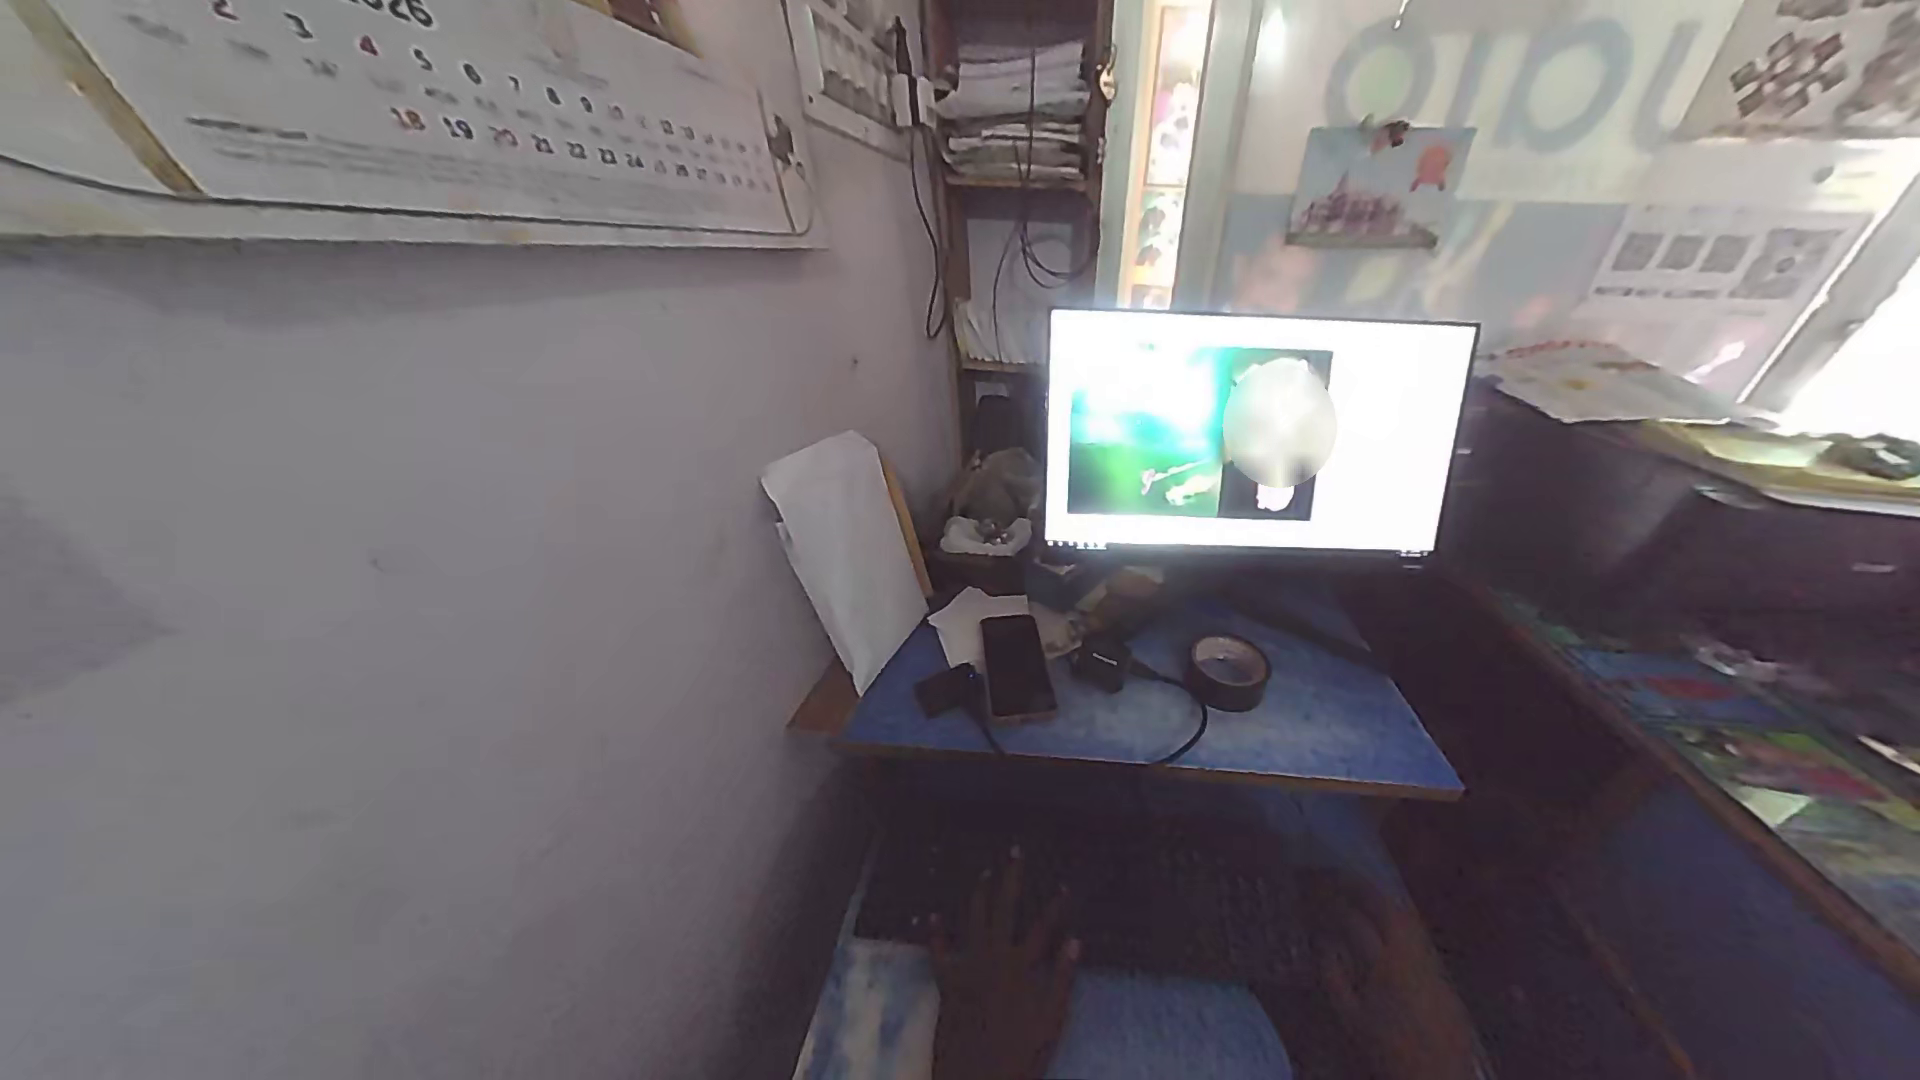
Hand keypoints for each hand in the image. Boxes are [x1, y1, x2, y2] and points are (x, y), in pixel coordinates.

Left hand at [929, 849, 1079, 1079]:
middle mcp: (993, 956)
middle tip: (1015, 851)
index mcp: (1020, 966)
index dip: (1056, 906)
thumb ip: (1063, 981)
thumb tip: (1076, 941)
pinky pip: (939, 951)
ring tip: (985, 872)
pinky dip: (936, 933)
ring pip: (973, 917)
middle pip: (1004, 907)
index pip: (1043, 927)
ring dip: (979, 892)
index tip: (1065, 885)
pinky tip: (933, 915)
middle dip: (1011, 877)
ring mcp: (968, 965)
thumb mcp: (1051, 1022)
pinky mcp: (948, 980)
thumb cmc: (1019, 1055)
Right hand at [1309, 872, 1482, 1079]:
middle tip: (1337, 875)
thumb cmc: (1388, 1052)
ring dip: (1382, 902)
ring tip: (1358, 892)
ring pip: (1409, 921)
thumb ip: (1333, 975)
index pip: (1355, 920)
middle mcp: (1413, 960)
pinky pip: (1419, 939)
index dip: (1331, 901)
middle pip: (1389, 910)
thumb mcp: (1349, 1018)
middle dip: (1361, 888)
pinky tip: (1385, 927)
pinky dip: (1398, 923)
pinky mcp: (1445, 982)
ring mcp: (1433, 969)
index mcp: (1386, 966)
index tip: (1310, 888)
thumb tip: (1323, 942)